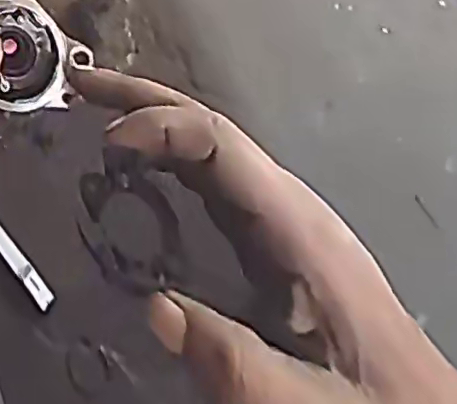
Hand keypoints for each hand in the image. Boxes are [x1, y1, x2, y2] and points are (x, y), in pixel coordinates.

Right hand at [70, 66, 456, 403]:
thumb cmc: (374, 397)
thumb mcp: (308, 398)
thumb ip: (235, 360)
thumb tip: (153, 309)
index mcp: (290, 219)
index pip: (216, 139)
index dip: (159, 125)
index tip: (108, 141)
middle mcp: (278, 197)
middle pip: (203, 121)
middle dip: (140, 96)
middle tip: (82, 83)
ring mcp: (273, 206)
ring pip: (202, 138)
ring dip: (146, 114)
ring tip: (93, 105)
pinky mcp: (265, 224)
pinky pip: (205, 168)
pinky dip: (161, 149)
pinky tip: (133, 158)